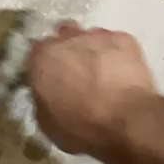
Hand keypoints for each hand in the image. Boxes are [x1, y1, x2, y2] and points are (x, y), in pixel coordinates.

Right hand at [25, 22, 157, 155]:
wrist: (126, 121)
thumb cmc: (81, 127)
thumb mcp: (47, 123)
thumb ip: (43, 98)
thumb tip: (48, 93)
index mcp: (42, 58)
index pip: (37, 52)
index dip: (46, 65)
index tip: (52, 78)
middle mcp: (66, 39)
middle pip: (64, 36)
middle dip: (69, 50)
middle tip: (78, 73)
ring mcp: (96, 35)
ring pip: (91, 37)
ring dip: (93, 51)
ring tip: (104, 74)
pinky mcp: (124, 38)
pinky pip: (116, 42)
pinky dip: (118, 54)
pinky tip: (123, 73)